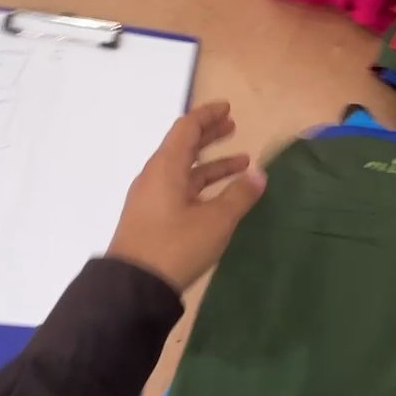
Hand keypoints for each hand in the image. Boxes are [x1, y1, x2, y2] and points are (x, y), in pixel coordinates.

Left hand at [108, 100, 266, 289]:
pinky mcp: (153, 216)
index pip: (186, 129)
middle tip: (234, 128)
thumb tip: (259, 174)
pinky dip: (202, 182)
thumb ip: (240, 195)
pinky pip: (180, 187)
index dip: (207, 116)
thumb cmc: (176, 245)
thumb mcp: (216, 220)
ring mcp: (152, 197)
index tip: (228, 109)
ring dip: (211, 163)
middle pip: (183, 146)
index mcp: (166, 168)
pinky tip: (221, 193)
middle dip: (210, 136)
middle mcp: (155, 176)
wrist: (135, 285)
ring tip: (241, 163)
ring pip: (184, 169)